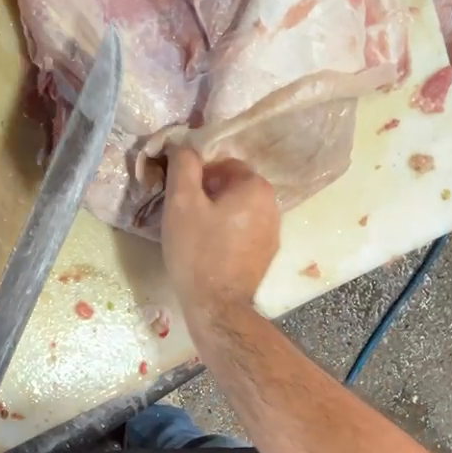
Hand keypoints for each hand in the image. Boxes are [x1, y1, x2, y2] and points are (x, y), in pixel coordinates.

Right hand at [160, 147, 280, 321]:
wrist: (217, 308)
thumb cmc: (197, 254)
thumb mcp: (180, 204)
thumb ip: (182, 165)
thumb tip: (183, 144)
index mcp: (255, 186)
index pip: (222, 163)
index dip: (197, 177)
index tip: (179, 197)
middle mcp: (272, 205)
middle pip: (232, 187)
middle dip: (208, 196)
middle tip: (184, 218)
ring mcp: (272, 233)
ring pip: (238, 212)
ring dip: (218, 217)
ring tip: (196, 238)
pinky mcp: (265, 256)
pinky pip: (243, 234)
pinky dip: (227, 237)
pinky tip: (210, 254)